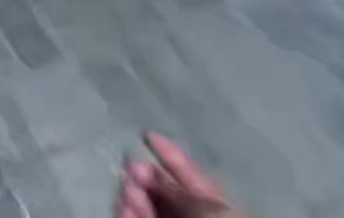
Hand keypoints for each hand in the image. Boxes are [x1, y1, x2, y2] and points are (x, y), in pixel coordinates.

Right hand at [115, 133, 241, 217]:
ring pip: (147, 208)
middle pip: (165, 192)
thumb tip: (148, 169)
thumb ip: (178, 191)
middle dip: (146, 175)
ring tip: (127, 189)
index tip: (145, 134)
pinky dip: (128, 214)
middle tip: (131, 165)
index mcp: (220, 211)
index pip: (192, 178)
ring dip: (134, 196)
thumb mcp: (208, 212)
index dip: (169, 154)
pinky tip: (123, 205)